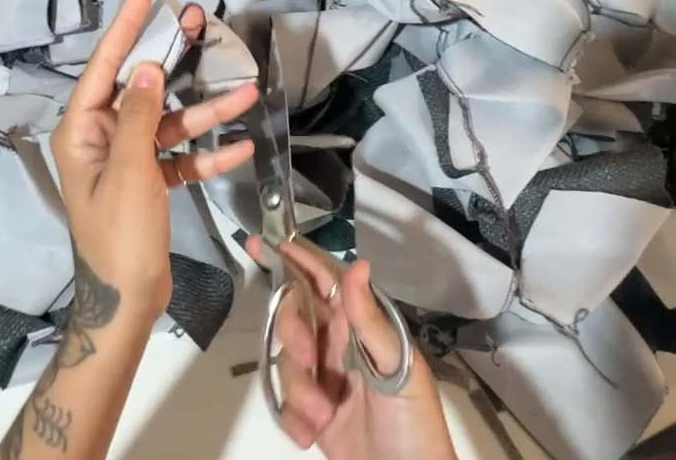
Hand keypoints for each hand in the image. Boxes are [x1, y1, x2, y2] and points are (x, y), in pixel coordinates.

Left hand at [53, 0, 258, 315]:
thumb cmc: (119, 235)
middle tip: (198, 20)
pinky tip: (241, 147)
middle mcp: (103, 137)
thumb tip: (148, 67)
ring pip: (171, 122)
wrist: (127, 301)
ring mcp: (129, 159)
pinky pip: (182, 155)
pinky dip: (208, 152)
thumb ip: (139, 116)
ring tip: (248, 92)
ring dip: (208, 111)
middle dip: (174, 58)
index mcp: (84, 130)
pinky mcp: (151, 180)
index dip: (126, 27)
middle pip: (143, 86)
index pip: (105, 65)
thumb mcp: (129, 171)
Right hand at [249, 237, 458, 459]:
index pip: (323, 278)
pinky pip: (283, 402)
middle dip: (292, 331)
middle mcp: (338, 342)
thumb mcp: (398, 368)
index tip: (262, 242)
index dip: (295, 256)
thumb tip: (358, 264)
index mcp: (361, 324)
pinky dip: (292, 418)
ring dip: (297, 388)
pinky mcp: (312, 413)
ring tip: (322, 415)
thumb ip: (370, 319)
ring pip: (286, 360)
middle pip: (295, 313)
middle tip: (307, 357)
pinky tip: (313, 434)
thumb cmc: (414, 423)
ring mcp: (323, 377)